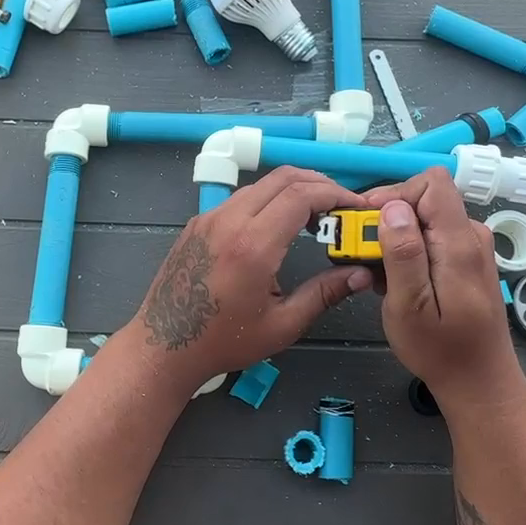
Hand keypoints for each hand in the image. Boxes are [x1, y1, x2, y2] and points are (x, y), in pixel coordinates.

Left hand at [117, 167, 373, 387]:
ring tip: (315, 215)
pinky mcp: (197, 223)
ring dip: (292, 190)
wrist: (164, 345)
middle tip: (341, 204)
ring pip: (260, 185)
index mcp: (253, 245)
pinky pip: (239, 199)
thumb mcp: (282, 325)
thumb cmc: (224, 341)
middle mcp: (229, 221)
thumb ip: (324, 294)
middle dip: (319, 184)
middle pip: (282, 178)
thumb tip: (361, 275)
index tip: (355, 207)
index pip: (301, 195)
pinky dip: (267, 200)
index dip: (335, 194)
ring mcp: (209, 218)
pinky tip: (278, 224)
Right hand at [362, 170, 521, 401]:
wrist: (479, 382)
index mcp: (459, 243)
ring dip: (397, 238)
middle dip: (390, 219)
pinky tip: (397, 281)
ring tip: (379, 273)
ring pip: (426, 219)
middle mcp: (471, 236)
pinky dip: (410, 251)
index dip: (396, 194)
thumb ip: (403, 254)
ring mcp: (472, 248)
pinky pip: (433, 237)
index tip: (370, 225)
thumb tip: (392, 207)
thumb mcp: (409, 307)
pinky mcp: (467, 261)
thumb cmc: (440, 351)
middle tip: (365, 254)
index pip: (432, 183)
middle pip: (426, 198)